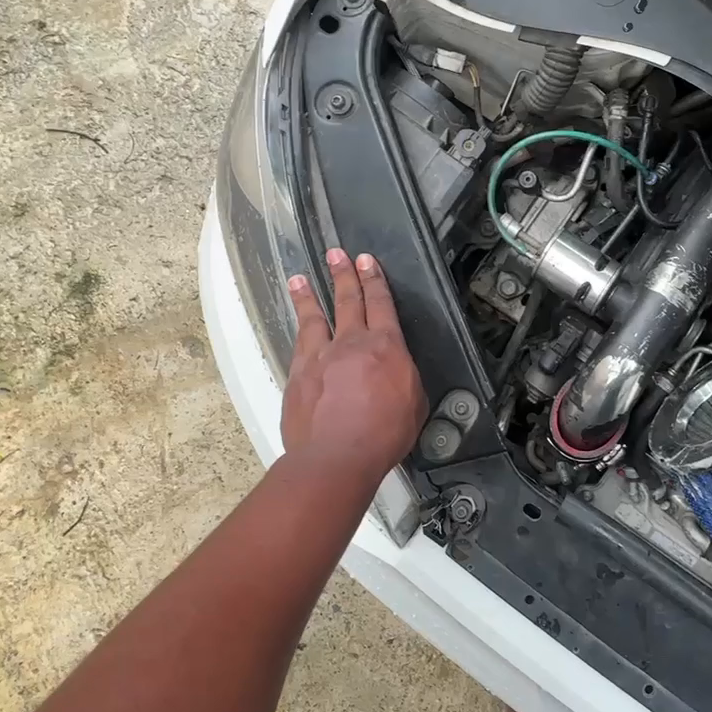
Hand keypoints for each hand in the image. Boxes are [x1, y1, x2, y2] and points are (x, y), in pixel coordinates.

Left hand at [282, 249, 426, 487]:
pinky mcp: (298, 376)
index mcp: (386, 346)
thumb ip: (405, 380)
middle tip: (337, 254)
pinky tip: (297, 325)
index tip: (367, 261)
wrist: (336, 457)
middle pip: (347, 300)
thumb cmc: (384, 434)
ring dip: (309, 296)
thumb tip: (398, 374)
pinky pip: (299, 345)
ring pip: (314, 317)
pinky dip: (299, 330)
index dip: (375, 280)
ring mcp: (320, 358)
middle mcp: (351, 343)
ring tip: (301, 278)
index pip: (381, 303)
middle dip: (344, 275)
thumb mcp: (414, 403)